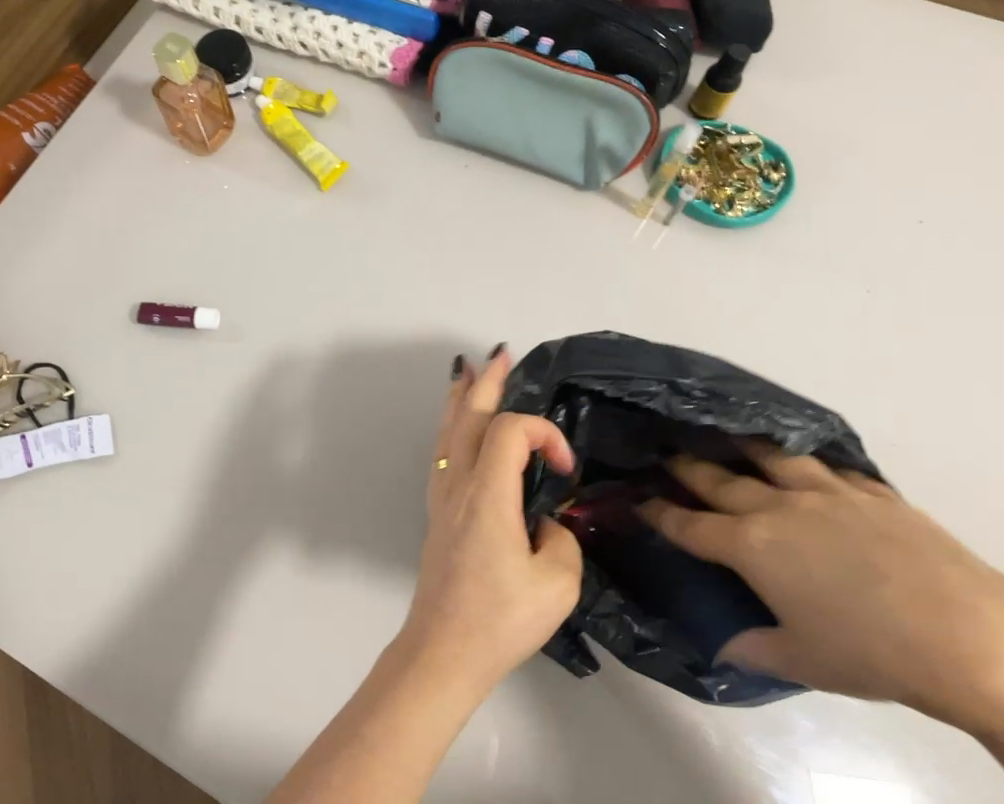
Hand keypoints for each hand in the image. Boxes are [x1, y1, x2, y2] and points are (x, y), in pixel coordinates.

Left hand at [398, 347, 582, 694]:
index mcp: (488, 494)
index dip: (545, 433)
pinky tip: (455, 426)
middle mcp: (459, 485)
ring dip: (463, 399)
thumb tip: (544, 522)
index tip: (566, 469)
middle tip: (502, 355)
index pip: (512, 431)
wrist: (444, 649)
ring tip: (468, 371)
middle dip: (488, 384)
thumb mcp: (558, 583)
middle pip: (470, 418)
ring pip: (449, 432)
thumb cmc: (501, 619)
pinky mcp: (437, 513)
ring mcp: (443, 497)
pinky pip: (442, 453)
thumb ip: (560, 538)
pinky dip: (451, 427)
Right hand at [640, 444, 1003, 732]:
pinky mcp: (873, 494)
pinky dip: (807, 463)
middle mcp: (781, 509)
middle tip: (665, 453)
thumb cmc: (872, 654)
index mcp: (752, 547)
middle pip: (720, 479)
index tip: (637, 500)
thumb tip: (724, 647)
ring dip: (742, 445)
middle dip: (687, 466)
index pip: (689, 524)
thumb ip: (754, 647)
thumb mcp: (803, 661)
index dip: (659, 511)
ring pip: (772, 457)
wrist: (970, 635)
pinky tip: (808, 465)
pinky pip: (829, 468)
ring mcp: (829, 494)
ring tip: (726, 434)